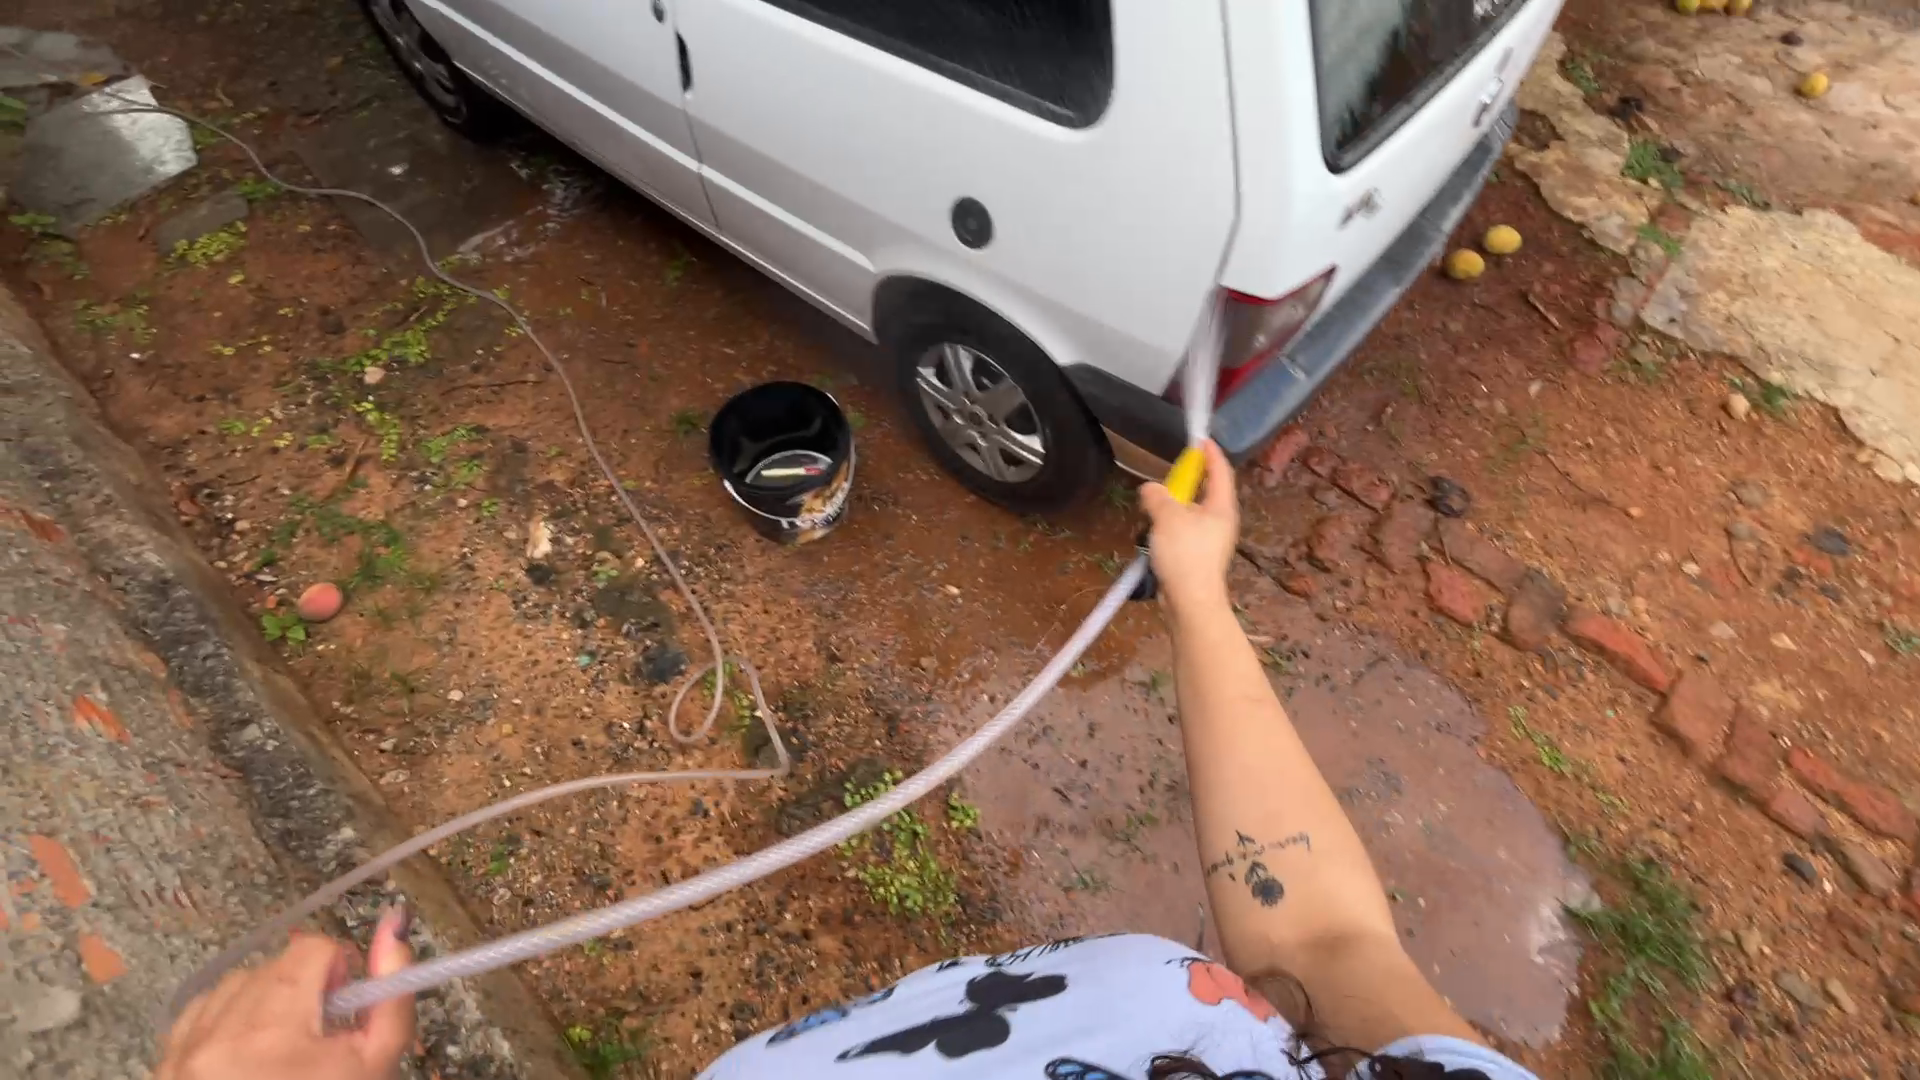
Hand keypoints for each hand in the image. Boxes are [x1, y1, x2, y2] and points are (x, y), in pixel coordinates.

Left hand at [158, 907, 414, 1079]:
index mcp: (269, 1031)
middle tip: (319, 1030)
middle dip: (305, 984)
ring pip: (235, 983)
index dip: (338, 968)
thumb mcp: (380, 1054)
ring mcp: (176, 1058)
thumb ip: (393, 983)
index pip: (310, 949)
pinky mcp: (158, 1071)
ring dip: (266, 996)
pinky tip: (247, 1049)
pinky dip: (229, 1016)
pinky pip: (199, 1012)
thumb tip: (394, 919)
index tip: (343, 1007)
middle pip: (275, 964)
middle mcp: (213, 1037)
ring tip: (282, 1041)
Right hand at [1139, 440, 1238, 619]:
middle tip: (1165, 479)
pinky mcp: (1197, 557)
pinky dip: (1168, 527)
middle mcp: (1220, 521)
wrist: (1191, 601)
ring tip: (1152, 510)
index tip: (1200, 439)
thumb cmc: (1185, 554)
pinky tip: (1153, 533)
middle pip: (1204, 493)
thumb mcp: (1167, 517)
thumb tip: (1150, 488)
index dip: (1211, 454)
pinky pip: (1182, 532)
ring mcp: (1209, 541)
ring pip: (1190, 514)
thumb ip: (1157, 496)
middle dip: (1184, 483)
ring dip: (1172, 508)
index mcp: (1221, 507)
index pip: (1220, 472)